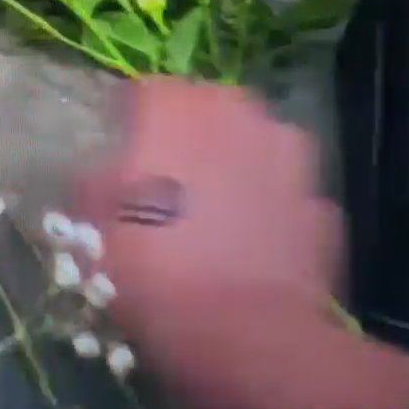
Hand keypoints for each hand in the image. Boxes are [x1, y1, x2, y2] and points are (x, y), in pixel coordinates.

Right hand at [75, 79, 343, 344]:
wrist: (235, 323)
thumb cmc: (144, 257)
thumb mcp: (91, 211)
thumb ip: (96, 174)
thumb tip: (103, 166)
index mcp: (171, 119)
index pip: (149, 86)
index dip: (127, 103)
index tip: (112, 126)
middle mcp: (234, 127)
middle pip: (214, 98)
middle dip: (189, 114)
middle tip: (162, 144)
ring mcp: (286, 164)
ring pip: (260, 132)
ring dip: (234, 143)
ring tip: (207, 175)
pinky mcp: (317, 204)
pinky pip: (284, 180)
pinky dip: (264, 188)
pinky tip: (242, 217)